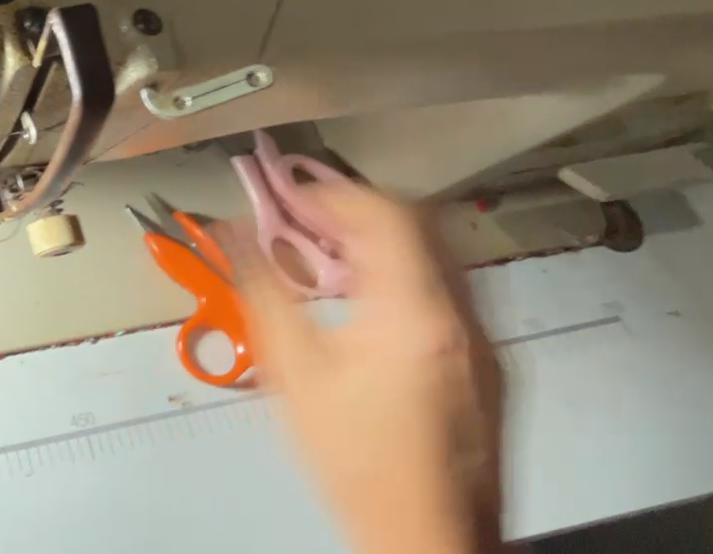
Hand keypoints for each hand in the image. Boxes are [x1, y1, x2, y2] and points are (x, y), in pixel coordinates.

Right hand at [234, 183, 508, 553]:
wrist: (426, 537)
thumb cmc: (358, 460)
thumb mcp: (291, 368)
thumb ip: (259, 287)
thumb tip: (228, 233)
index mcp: (417, 315)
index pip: (388, 215)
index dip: (332, 192)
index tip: (289, 195)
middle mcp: (462, 320)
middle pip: (418, 224)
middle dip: (353, 206)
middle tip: (304, 212)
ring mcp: (481, 342)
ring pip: (435, 253)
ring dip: (377, 235)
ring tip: (324, 245)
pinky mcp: (484, 364)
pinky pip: (443, 287)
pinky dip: (398, 268)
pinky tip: (359, 292)